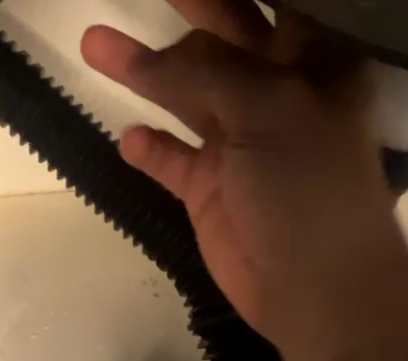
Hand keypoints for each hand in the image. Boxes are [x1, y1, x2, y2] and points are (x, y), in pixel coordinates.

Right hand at [81, 0, 407, 358]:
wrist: (313, 285)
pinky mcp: (210, 191)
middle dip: (183, 11)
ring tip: (94, 44)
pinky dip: (150, 150)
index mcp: (311, 61)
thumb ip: (210, 73)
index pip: (268, 5)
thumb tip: (158, 59)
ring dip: (143, 73)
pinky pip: (172, 160)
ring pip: (183, 96)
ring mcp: (239, 145)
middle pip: (220, 39)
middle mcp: (275, 94)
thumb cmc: (308, 185)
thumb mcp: (269, 107)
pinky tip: (127, 138)